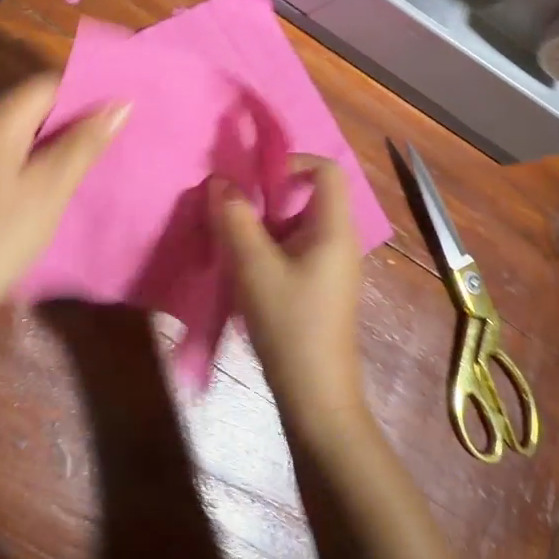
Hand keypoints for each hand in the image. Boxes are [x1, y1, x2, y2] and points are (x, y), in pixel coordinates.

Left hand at [0, 75, 129, 314]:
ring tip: (87, 157)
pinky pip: (2, 145)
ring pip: (18, 125)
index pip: (48, 84)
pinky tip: (49, 177)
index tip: (118, 112)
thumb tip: (120, 104)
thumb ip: (85, 142)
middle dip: (70, 116)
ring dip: (51, 136)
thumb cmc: (2, 234)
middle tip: (110, 136)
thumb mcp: (52, 187)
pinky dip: (29, 152)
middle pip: (31, 102)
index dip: (85, 93)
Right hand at [212, 156, 367, 424]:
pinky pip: (292, 251)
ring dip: (259, 226)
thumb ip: (234, 218)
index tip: (253, 180)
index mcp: (334, 230)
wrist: (316, 396)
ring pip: (293, 226)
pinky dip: (265, 249)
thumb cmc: (289, 324)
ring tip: (227, 242)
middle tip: (229, 210)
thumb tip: (220, 181)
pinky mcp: (318, 290)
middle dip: (264, 197)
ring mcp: (330, 268)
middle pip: (305, 197)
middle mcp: (338, 242)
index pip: (325, 170)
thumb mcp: (253, 266)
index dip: (291, 162)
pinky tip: (240, 271)